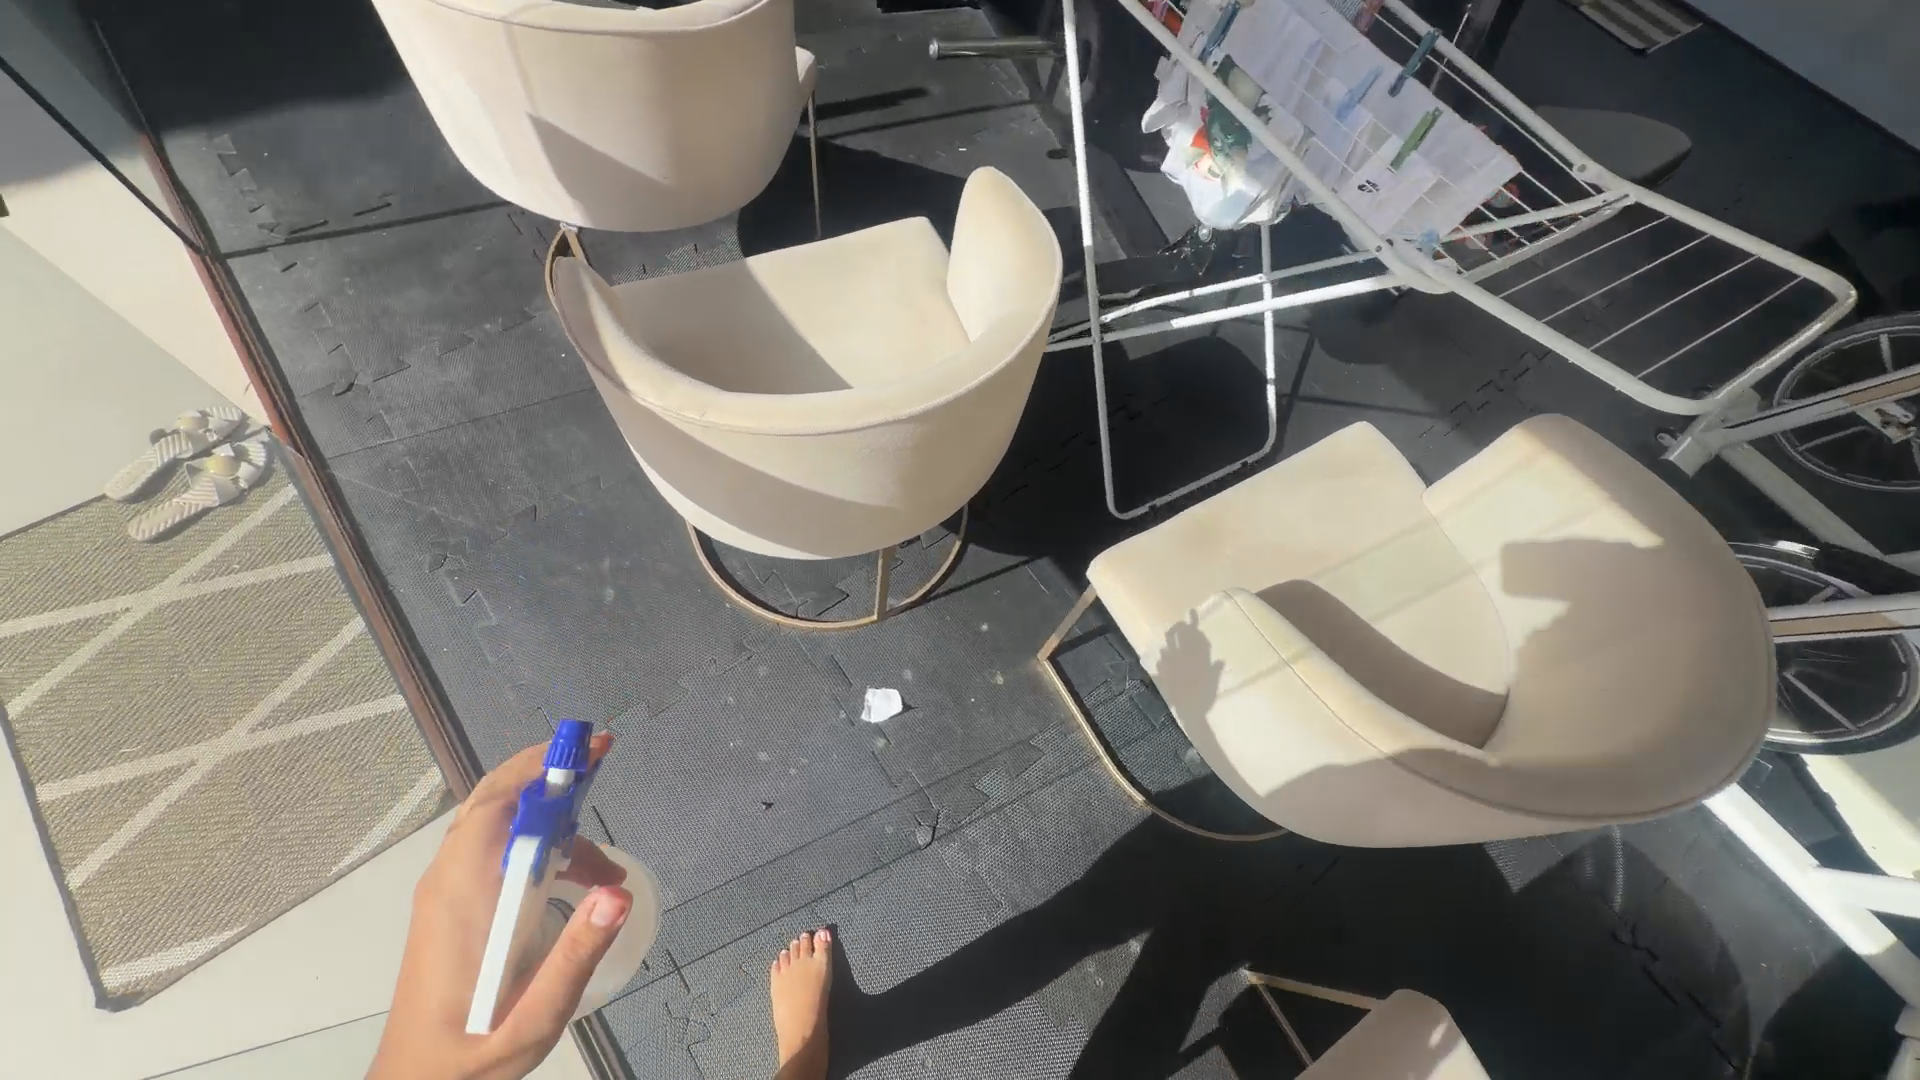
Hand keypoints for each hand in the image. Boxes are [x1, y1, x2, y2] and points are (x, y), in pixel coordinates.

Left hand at [369, 735, 631, 1079]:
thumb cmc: (468, 1060)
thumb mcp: (531, 1020)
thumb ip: (575, 957)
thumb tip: (618, 893)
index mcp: (462, 896)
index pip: (495, 807)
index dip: (541, 768)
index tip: (590, 749)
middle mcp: (449, 880)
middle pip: (497, 800)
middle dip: (551, 773)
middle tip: (602, 761)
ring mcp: (450, 890)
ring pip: (504, 825)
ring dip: (559, 828)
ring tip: (608, 873)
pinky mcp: (458, 903)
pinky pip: (502, 848)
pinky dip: (545, 846)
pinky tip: (579, 884)